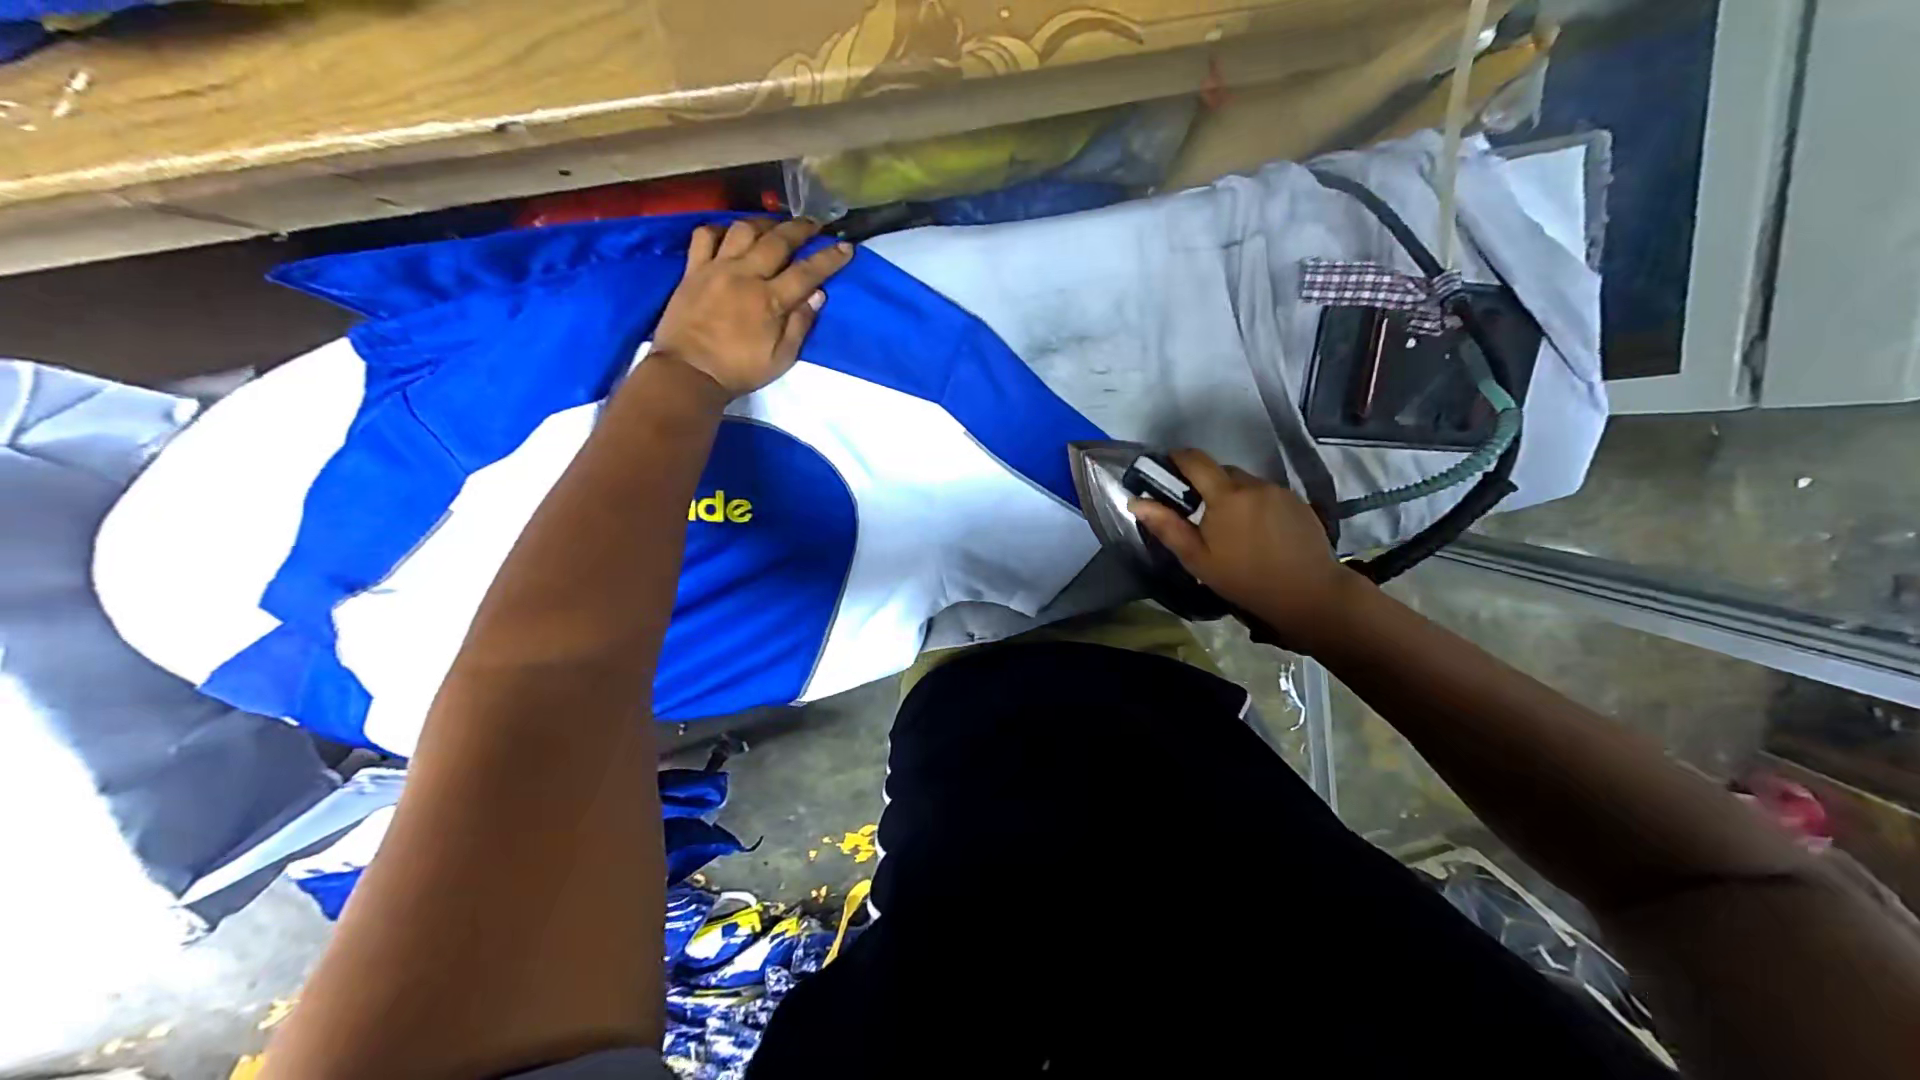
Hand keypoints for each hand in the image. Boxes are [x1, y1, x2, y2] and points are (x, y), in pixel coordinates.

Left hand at [651, 217, 853, 398]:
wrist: (688, 372)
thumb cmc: (738, 370)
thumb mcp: (781, 358)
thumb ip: (800, 325)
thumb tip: (818, 295)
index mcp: (769, 300)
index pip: (807, 272)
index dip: (829, 258)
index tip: (846, 247)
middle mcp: (745, 275)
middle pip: (777, 241)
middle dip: (800, 229)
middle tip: (814, 225)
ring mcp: (716, 268)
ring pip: (743, 230)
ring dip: (764, 223)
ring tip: (775, 225)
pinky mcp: (693, 270)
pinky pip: (705, 236)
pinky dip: (721, 229)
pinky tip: (731, 234)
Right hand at [1130, 448, 1361, 651]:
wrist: (1309, 593)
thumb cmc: (1245, 579)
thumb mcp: (1197, 558)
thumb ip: (1166, 526)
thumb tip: (1136, 501)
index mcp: (1225, 495)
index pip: (1195, 460)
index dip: (1176, 458)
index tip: (1164, 469)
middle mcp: (1254, 484)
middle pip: (1222, 471)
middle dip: (1206, 485)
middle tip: (1198, 514)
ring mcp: (1280, 491)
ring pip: (1246, 483)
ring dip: (1233, 496)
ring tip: (1231, 528)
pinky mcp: (1299, 502)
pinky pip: (1267, 494)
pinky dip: (1255, 505)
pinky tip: (1258, 533)